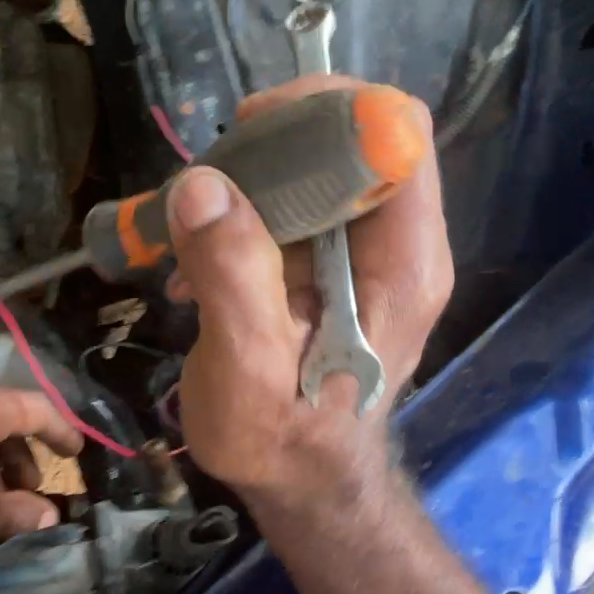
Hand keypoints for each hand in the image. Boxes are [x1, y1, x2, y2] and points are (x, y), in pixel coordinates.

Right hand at [165, 74, 453, 517]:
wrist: (298, 483)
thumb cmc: (279, 438)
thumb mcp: (246, 367)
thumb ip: (232, 275)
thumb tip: (199, 184)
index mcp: (402, 261)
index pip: (396, 132)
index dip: (325, 111)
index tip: (248, 135)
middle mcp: (396, 245)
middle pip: (352, 141)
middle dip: (270, 148)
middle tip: (204, 188)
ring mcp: (366, 255)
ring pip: (314, 171)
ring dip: (245, 185)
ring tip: (191, 235)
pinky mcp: (333, 268)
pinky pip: (291, 208)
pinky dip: (240, 215)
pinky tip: (199, 261)